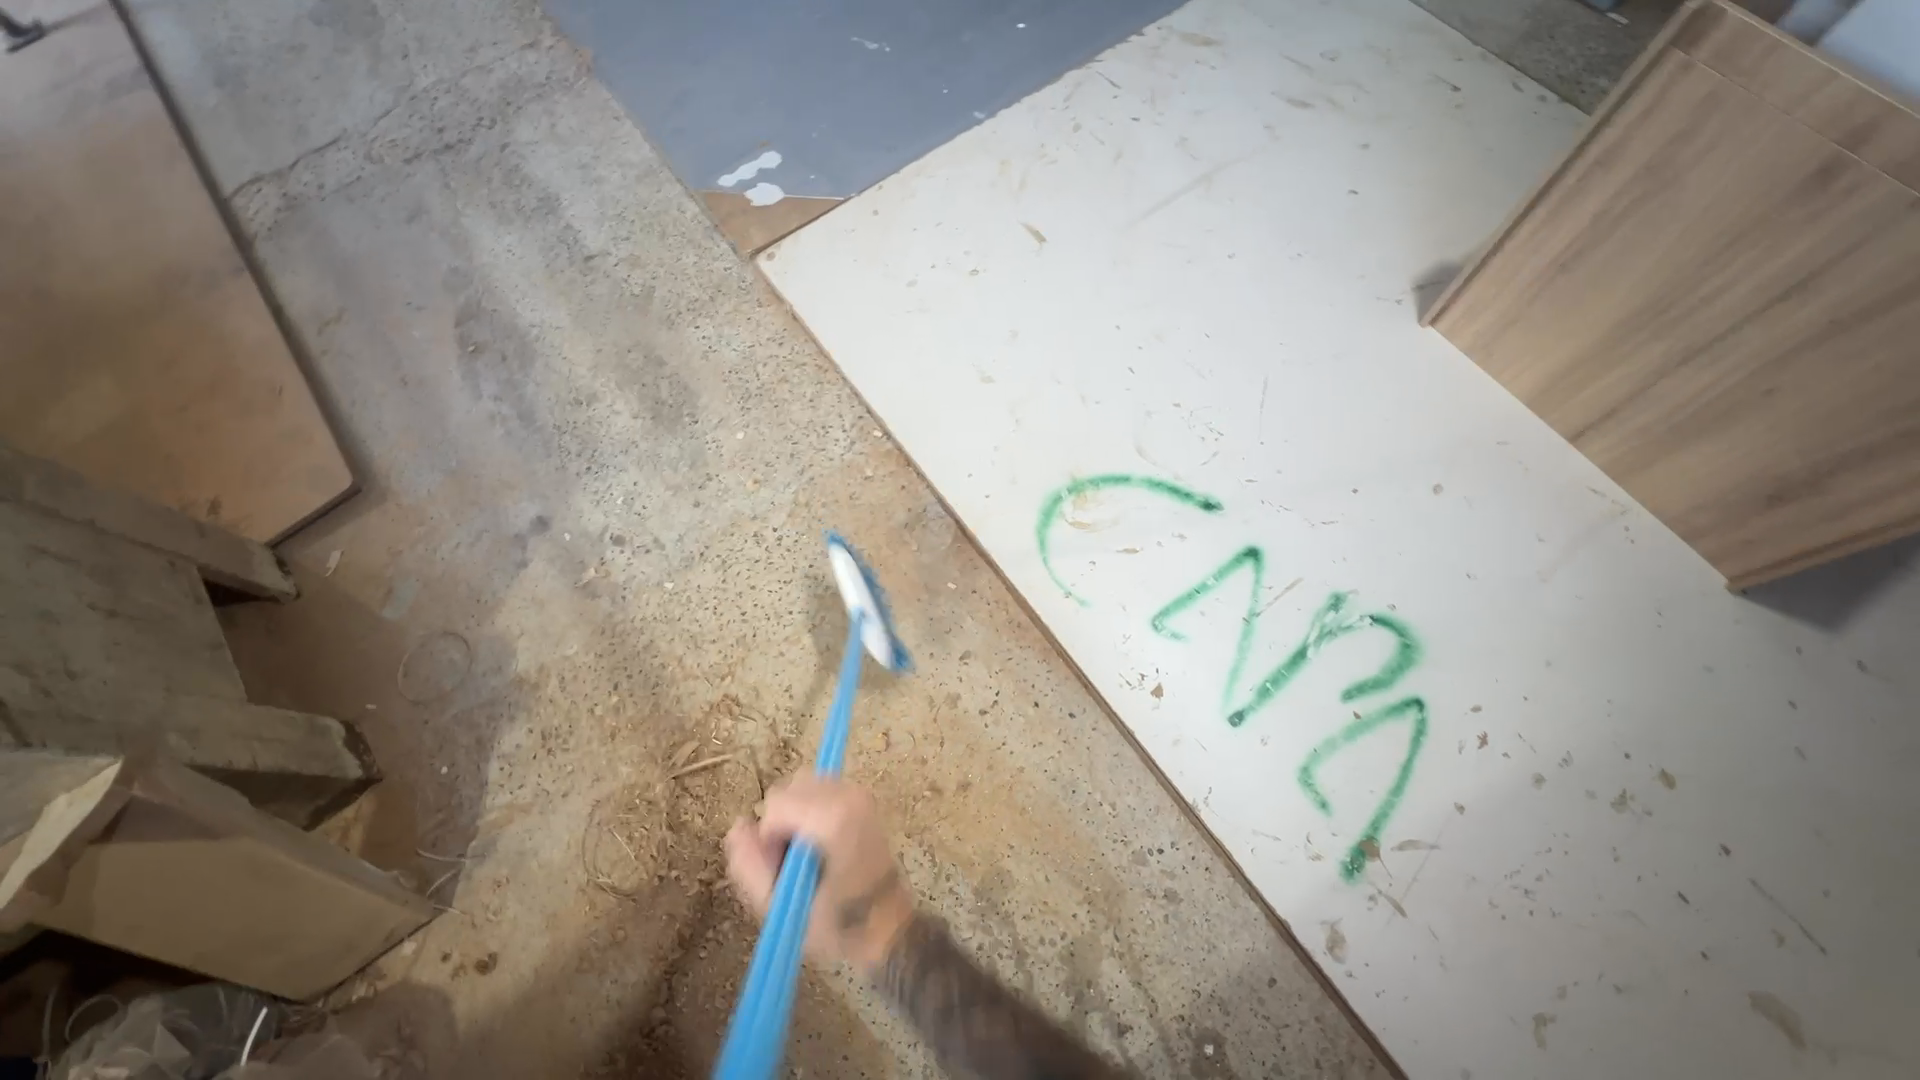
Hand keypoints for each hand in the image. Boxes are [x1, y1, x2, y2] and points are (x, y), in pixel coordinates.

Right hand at [724, 776, 917, 974]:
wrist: (885, 925)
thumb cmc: (836, 924)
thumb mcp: (781, 906)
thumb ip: (750, 864)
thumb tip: (737, 826)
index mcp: (833, 819)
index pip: (775, 805)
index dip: (770, 838)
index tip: (783, 868)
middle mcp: (849, 796)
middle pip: (789, 789)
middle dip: (781, 822)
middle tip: (793, 862)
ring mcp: (859, 793)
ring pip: (803, 786)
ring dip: (795, 815)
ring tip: (807, 853)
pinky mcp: (862, 797)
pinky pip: (820, 790)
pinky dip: (811, 811)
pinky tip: (820, 842)